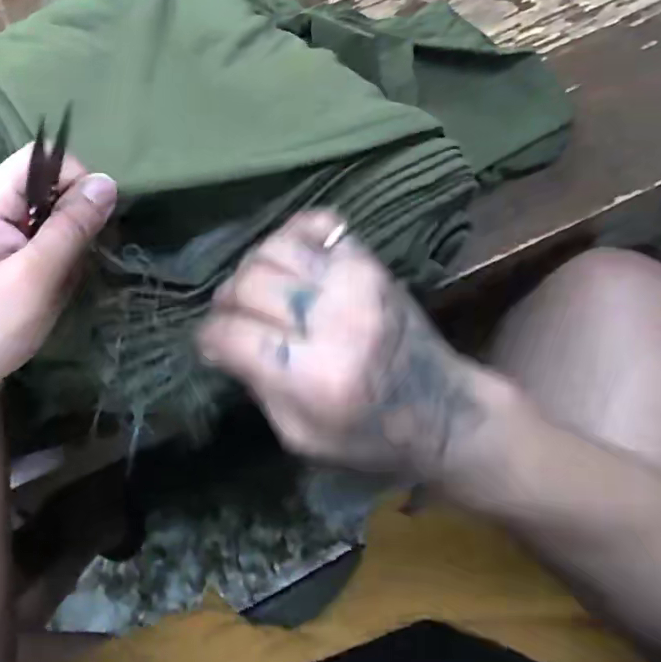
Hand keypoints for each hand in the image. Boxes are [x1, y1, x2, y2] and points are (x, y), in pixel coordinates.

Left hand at [0, 146, 116, 430]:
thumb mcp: (36, 277)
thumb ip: (71, 227)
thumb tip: (108, 181)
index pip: (41, 159)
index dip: (75, 180)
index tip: (92, 223)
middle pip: (47, 186)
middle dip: (72, 220)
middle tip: (73, 262)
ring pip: (49, 215)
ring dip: (66, 246)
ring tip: (55, 283)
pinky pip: (41, 240)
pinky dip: (55, 262)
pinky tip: (47, 290)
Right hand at [196, 211, 501, 483]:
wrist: (450, 414)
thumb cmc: (370, 437)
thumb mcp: (300, 436)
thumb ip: (254, 386)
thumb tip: (219, 340)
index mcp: (315, 377)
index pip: (230, 333)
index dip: (210, 338)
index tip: (214, 345)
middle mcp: (335, 321)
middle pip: (247, 284)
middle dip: (228, 302)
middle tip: (237, 320)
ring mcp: (357, 283)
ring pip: (272, 249)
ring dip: (254, 270)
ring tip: (263, 293)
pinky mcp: (371, 262)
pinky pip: (315, 224)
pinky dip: (292, 238)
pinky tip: (291, 265)